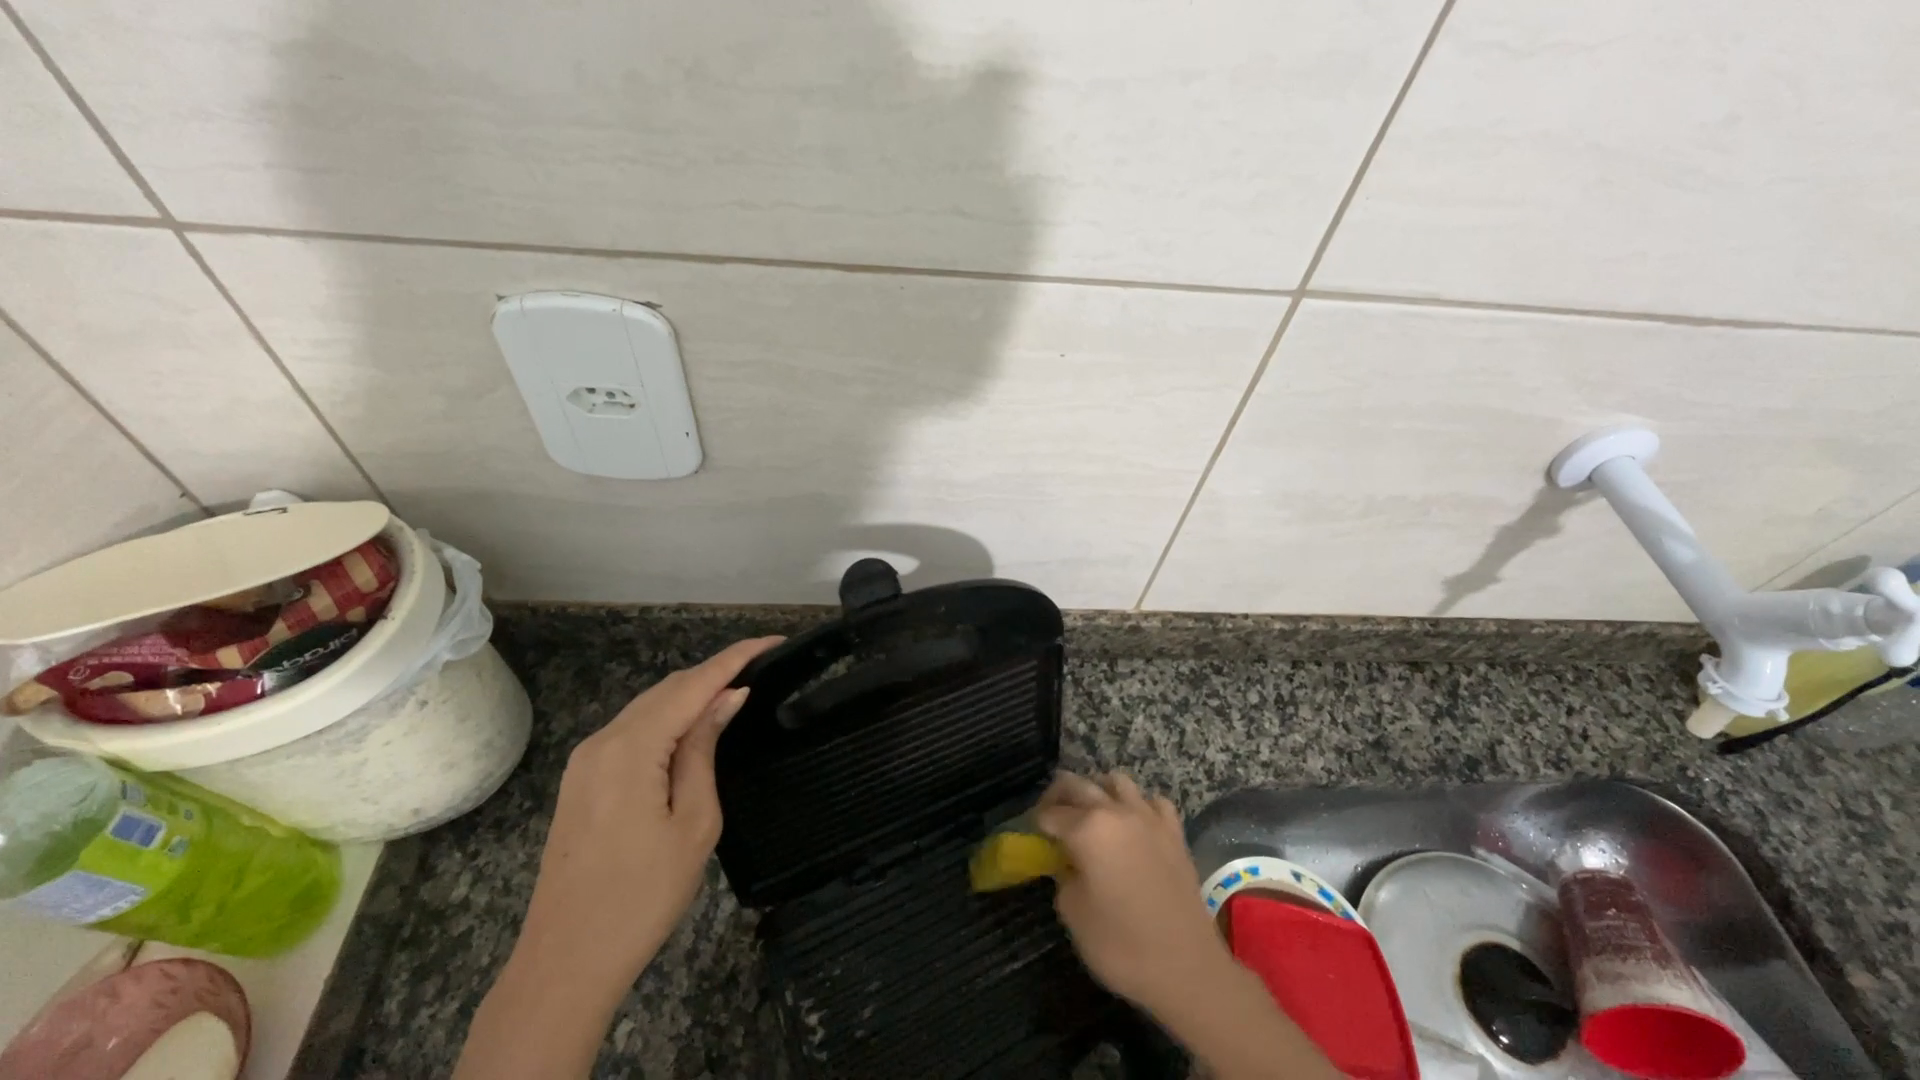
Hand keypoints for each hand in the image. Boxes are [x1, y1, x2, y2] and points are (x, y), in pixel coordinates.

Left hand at [517, 636, 782, 986]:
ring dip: (690, 697)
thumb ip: (705, 751)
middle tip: (763, 671)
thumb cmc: (643, 895)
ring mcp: (585, 761)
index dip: (736, 658)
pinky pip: (631, 733)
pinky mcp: (581, 781)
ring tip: (737, 696)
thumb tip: (725, 700)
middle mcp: (602, 741)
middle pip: (666, 689)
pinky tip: (693, 732)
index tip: (776, 642)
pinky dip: (667, 721)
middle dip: (714, 673)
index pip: (693, 684)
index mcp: (631, 747)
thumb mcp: (694, 823)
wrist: (567, 958)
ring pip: (647, 709)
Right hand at [1037, 772, 1342, 1079]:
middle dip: (1059, 795)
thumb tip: (1068, 862)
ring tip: (1090, 814)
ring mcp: (1149, 818)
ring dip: (1098, 791)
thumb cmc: (1120, 944)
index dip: (1037, 822)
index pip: (1051, 813)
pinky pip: (1151, 801)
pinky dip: (1137, 805)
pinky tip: (1132, 825)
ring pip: (1117, 781)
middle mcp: (1117, 812)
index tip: (1032, 834)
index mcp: (1086, 829)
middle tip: (1050, 816)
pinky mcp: (1174, 832)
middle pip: (1079, 784)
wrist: (1185, 966)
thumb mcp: (1072, 912)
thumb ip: (1063, 875)